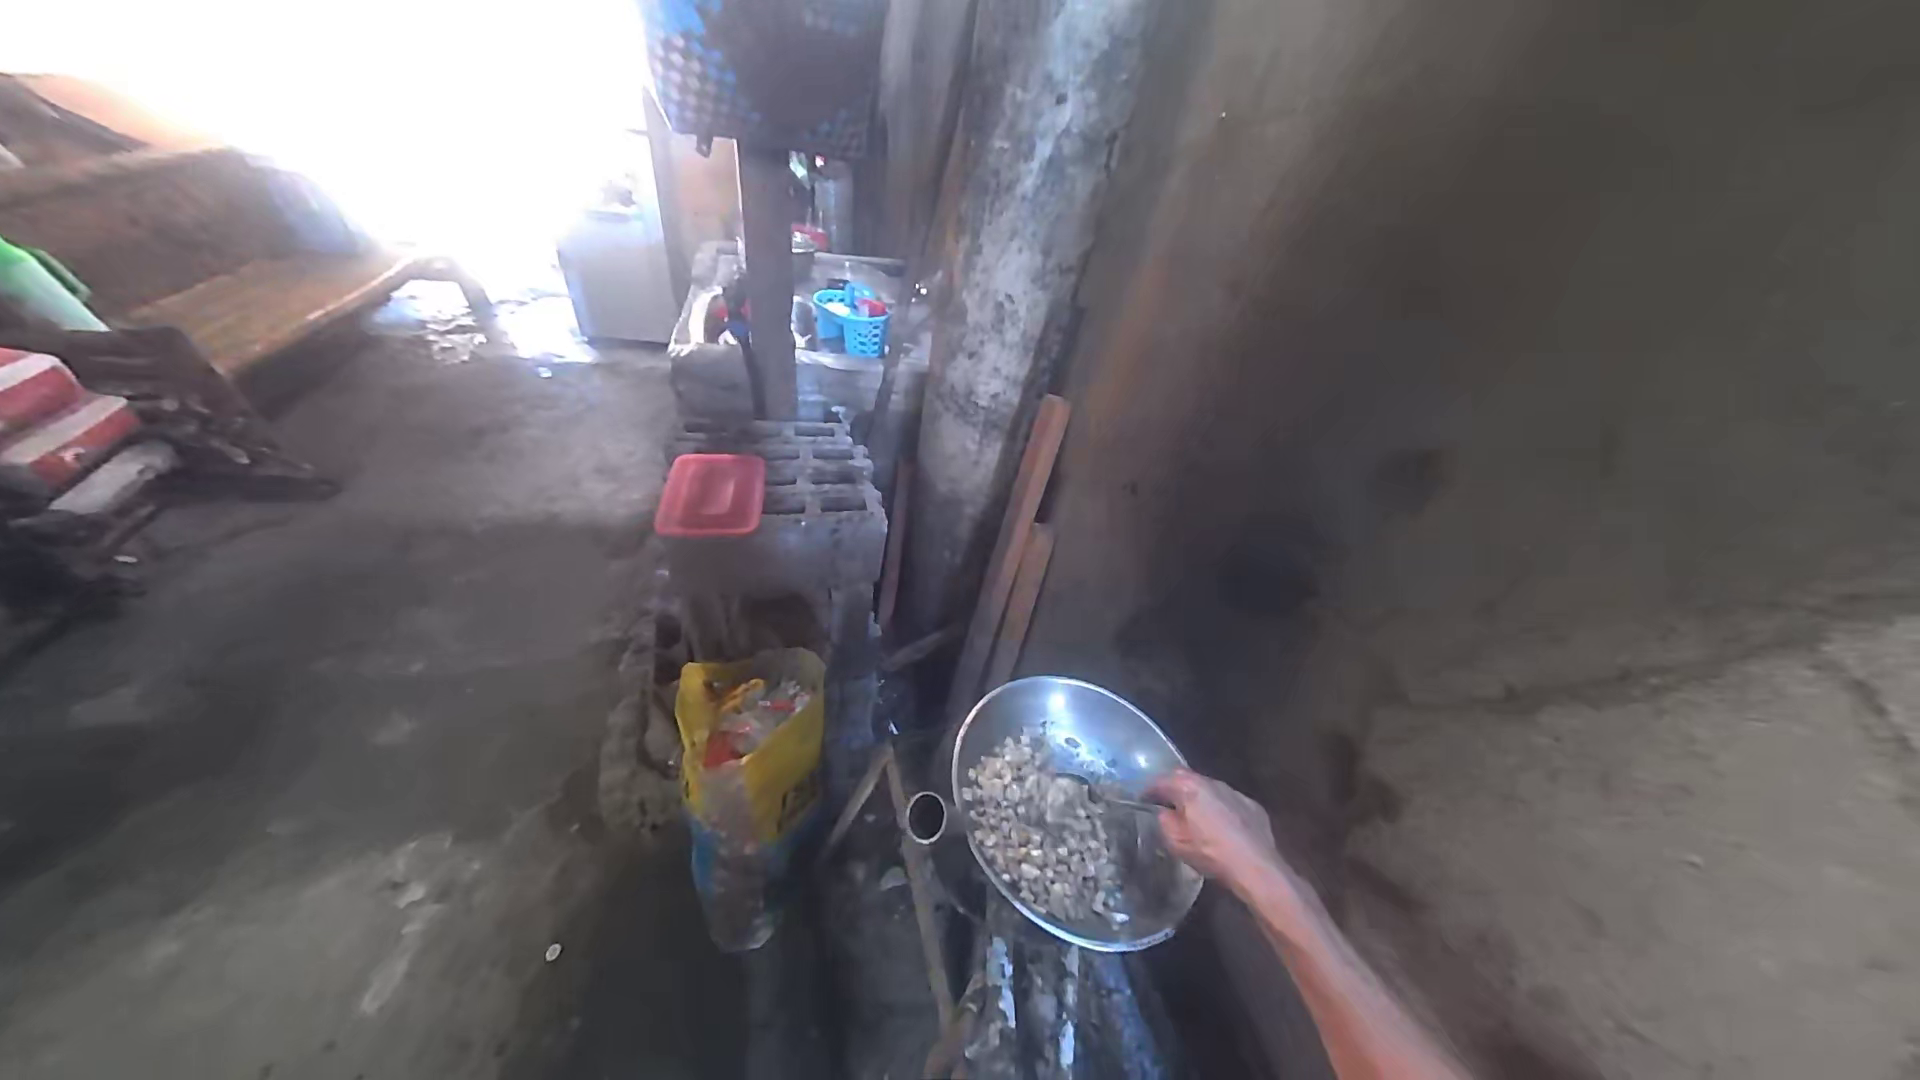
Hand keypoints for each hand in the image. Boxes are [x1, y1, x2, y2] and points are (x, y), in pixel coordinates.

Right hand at [1147, 768, 1287, 896]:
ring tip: (1196, 817)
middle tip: (1167, 804)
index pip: (1160, 781)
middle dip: (1174, 788)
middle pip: (1185, 778)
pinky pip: (1229, 803)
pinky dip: (1221, 810)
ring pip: (1209, 789)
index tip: (1143, 800)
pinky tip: (1222, 828)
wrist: (1256, 868)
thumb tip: (1165, 813)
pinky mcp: (1252, 806)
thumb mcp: (1174, 841)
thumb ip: (1164, 821)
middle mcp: (1211, 782)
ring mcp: (1234, 792)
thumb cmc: (1210, 852)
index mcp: (1188, 786)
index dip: (1148, 791)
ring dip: (1199, 798)